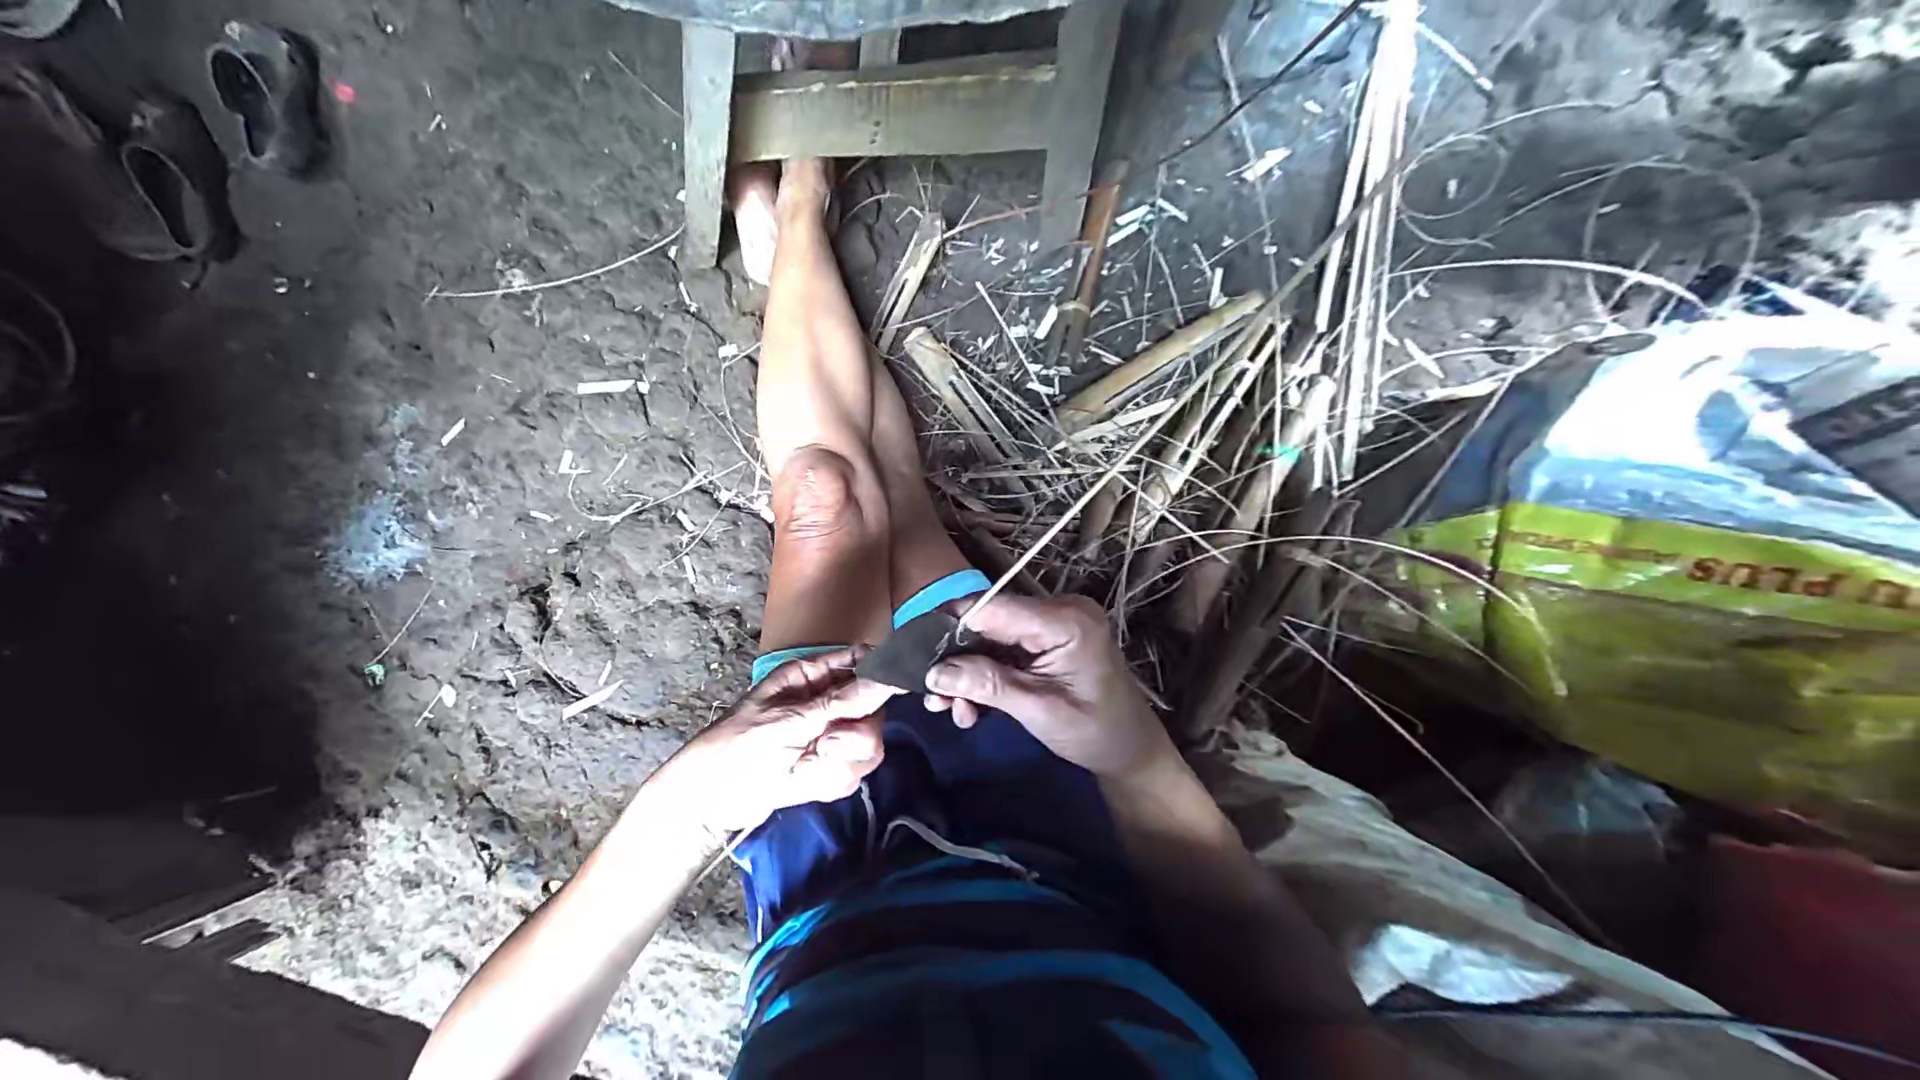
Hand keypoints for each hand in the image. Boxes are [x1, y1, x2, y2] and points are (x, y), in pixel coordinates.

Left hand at [649, 648, 897, 831]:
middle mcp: (828, 701)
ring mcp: (832, 734)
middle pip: (874, 709)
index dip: (881, 673)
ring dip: (839, 762)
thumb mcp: (788, 722)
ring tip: (806, 766)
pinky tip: (805, 779)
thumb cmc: (739, 747)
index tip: (890, 691)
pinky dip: (831, 780)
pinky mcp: (832, 765)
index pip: (863, 661)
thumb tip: (886, 680)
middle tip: (822, 746)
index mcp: (813, 676)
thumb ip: (840, 703)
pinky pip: (855, 772)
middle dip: (851, 735)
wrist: (712, 799)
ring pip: (869, 744)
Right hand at [924, 594, 1175, 780]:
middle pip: (987, 622)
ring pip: (988, 638)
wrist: (1130, 750)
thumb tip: (935, 672)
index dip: (950, 626)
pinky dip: (982, 675)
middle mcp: (1057, 610)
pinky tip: (970, 707)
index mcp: (1065, 619)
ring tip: (950, 709)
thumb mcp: (1039, 711)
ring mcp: (1050, 624)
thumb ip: (988, 685)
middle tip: (933, 696)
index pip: (993, 607)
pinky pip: (1001, 649)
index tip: (917, 655)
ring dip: (965, 673)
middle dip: (956, 659)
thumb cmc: (1095, 732)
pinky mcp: (1043, 641)